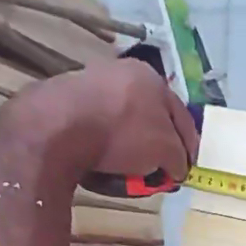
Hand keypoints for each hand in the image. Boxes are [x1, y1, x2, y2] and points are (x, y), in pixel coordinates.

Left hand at [0, 59, 200, 181]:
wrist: (57, 129)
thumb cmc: (123, 134)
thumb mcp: (167, 152)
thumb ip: (179, 160)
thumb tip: (175, 169)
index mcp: (151, 78)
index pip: (183, 118)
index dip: (189, 149)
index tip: (185, 172)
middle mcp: (122, 72)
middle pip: (152, 120)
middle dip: (158, 148)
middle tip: (159, 172)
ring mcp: (91, 83)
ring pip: (125, 124)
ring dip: (132, 149)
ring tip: (130, 172)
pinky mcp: (66, 99)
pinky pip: (98, 128)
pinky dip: (106, 146)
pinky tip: (104, 163)